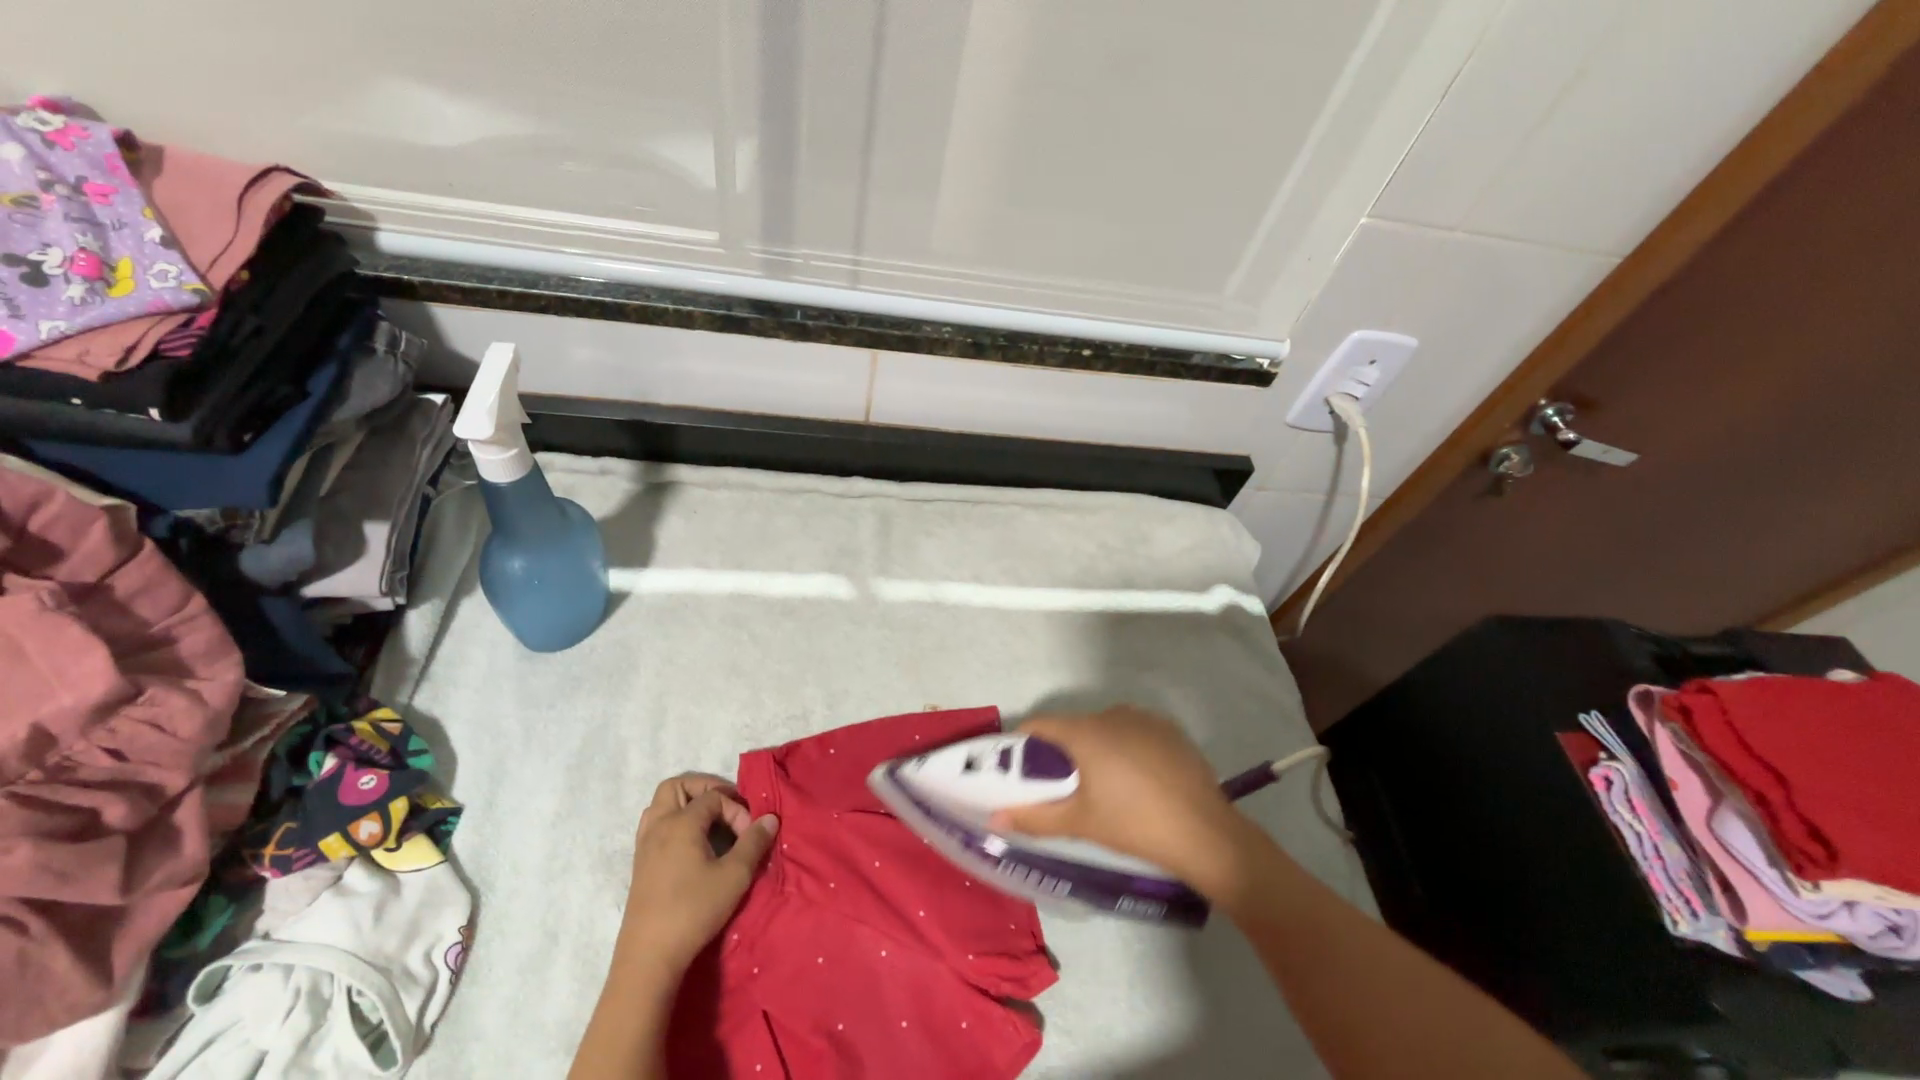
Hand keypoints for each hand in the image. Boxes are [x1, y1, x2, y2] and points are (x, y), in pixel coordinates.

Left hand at [617, 773, 779, 973]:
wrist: (651, 953)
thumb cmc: (694, 909)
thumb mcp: (734, 876)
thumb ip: (753, 842)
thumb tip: (770, 818)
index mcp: (680, 823)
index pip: (713, 797)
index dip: (736, 810)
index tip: (749, 836)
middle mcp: (658, 825)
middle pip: (676, 787)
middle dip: (704, 789)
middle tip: (727, 808)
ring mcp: (644, 844)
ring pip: (661, 805)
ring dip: (686, 804)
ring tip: (709, 824)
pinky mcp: (640, 863)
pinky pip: (654, 825)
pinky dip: (674, 822)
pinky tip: (691, 846)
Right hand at [988, 707, 1252, 896]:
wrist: (1204, 834)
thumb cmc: (1133, 825)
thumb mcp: (1079, 823)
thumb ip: (1034, 817)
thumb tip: (995, 818)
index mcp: (1086, 732)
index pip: (1040, 725)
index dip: (1023, 745)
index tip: (1019, 771)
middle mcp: (1113, 714)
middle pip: (1073, 727)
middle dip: (1061, 752)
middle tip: (1059, 788)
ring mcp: (1146, 720)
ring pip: (1105, 729)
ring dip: (1095, 750)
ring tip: (1100, 788)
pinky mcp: (1171, 732)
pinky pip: (1134, 734)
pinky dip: (1125, 750)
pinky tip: (1135, 782)